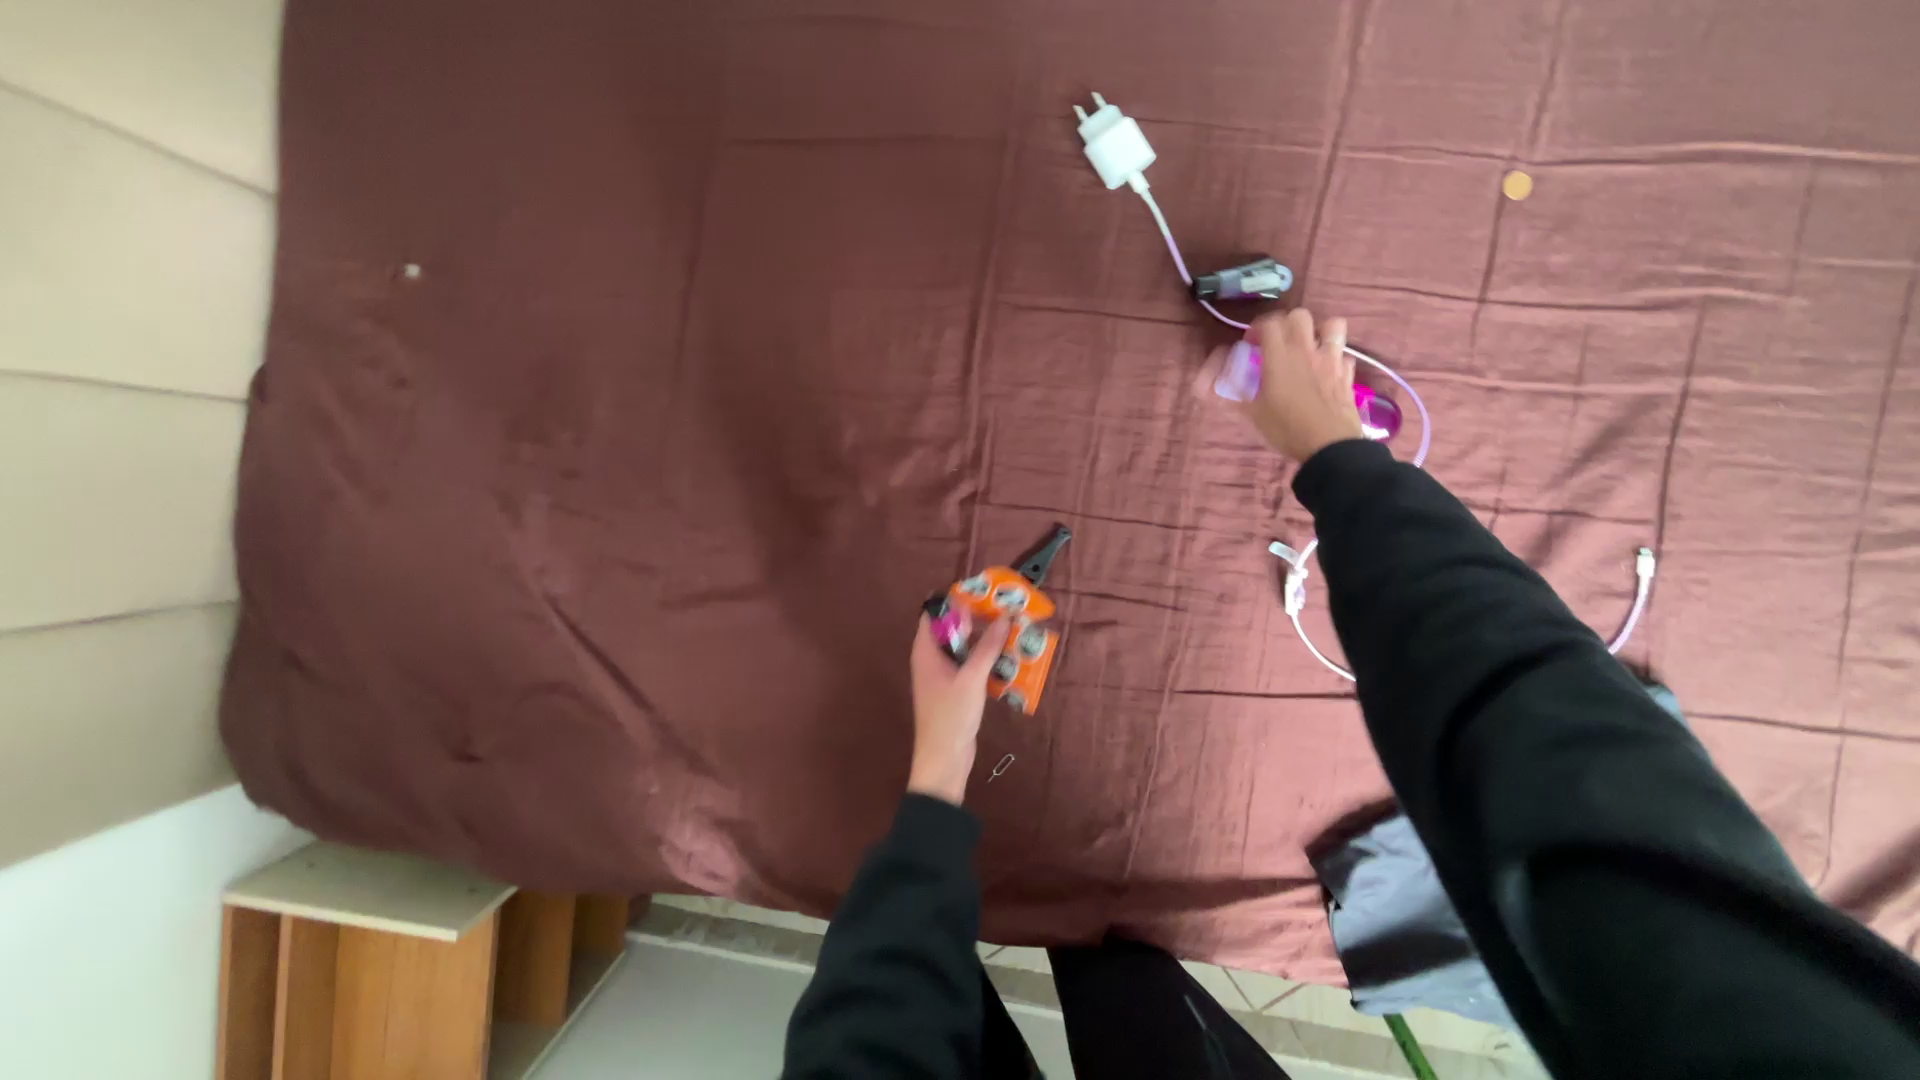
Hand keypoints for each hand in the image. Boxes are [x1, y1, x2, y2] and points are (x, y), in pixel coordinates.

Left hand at [907, 614, 1010, 804]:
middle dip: (977, 619)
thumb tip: (1005, 616)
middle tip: (1005, 608)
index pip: (935, 614)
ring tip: (1012, 628)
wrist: (944, 760)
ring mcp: (943, 675)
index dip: (956, 601)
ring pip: (963, 648)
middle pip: (952, 629)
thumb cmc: (951, 716)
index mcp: (926, 651)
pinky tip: (1007, 657)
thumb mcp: (972, 678)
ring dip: (984, 640)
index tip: (983, 592)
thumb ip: (988, 647)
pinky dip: (985, 660)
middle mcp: (931, 659)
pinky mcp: (955, 690)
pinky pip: (969, 666)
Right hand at [1209, 308, 1366, 462]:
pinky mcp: (1347, 374)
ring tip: (1309, 346)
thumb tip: (1206, 387)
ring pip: (1332, 325)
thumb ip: (1231, 396)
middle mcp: (1307, 350)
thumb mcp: (1252, 415)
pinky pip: (1344, 355)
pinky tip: (1327, 371)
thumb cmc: (1286, 429)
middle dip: (1286, 323)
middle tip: (1277, 342)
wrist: (1329, 446)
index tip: (1250, 344)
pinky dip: (1335, 358)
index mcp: (1280, 356)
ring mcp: (1331, 360)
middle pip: (1299, 316)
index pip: (1269, 322)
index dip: (1257, 328)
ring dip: (1319, 331)